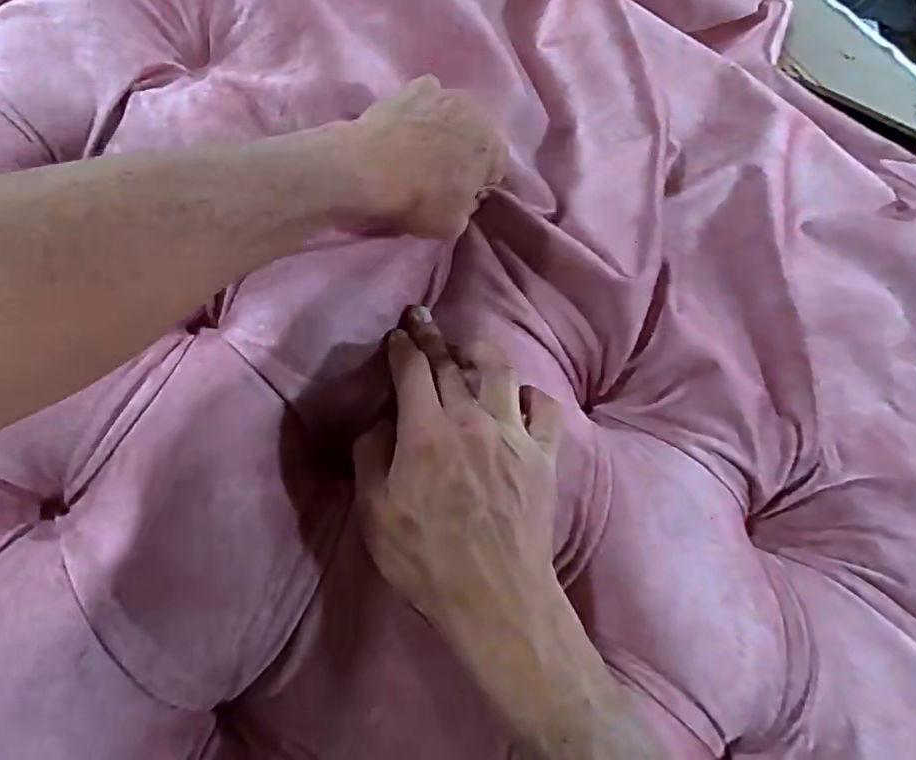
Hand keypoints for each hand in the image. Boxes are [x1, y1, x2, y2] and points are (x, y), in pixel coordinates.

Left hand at [335, 76, 505, 238]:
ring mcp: (444, 93)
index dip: (478, 183)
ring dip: (445, 127)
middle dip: (465, 150)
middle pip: (477, 135)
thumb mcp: (454, 224)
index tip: (460, 193)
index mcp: (494, 145)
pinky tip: (406, 124)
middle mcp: (477, 111)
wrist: (366, 170)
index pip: (496, 167)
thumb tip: (465, 197)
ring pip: (453, 113)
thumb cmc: (417, 200)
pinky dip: (421, 108)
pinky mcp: (412, 87)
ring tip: (420, 148)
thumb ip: (469, 207)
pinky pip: (426, 96)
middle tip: (440, 171)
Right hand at [354, 306, 563, 628]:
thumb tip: (380, 423)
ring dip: (479, 350)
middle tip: (421, 317)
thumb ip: (371, 457)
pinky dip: (530, 395)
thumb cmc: (427, 560)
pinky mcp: (542, 453)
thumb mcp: (376, 514)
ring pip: (499, 369)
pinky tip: (518, 398)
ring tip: (467, 348)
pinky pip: (544, 406)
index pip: (412, 370)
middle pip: (449, 361)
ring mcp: (512, 433)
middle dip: (430, 335)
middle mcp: (470, 420)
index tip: (397, 335)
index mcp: (426, 432)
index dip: (402, 346)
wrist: (496, 598)